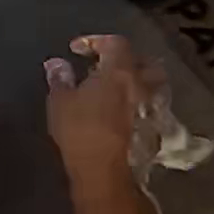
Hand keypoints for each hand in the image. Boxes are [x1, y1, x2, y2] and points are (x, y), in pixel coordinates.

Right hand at [45, 35, 147, 175]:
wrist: (106, 173)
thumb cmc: (80, 131)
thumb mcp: (59, 101)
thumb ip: (60, 78)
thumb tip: (56, 62)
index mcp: (119, 72)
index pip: (115, 43)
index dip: (95, 40)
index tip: (75, 49)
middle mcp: (142, 86)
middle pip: (142, 61)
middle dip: (123, 59)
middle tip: (103, 65)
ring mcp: (154, 109)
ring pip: (152, 85)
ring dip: (136, 81)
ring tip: (116, 88)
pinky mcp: (157, 131)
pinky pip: (150, 108)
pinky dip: (138, 104)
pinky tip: (123, 113)